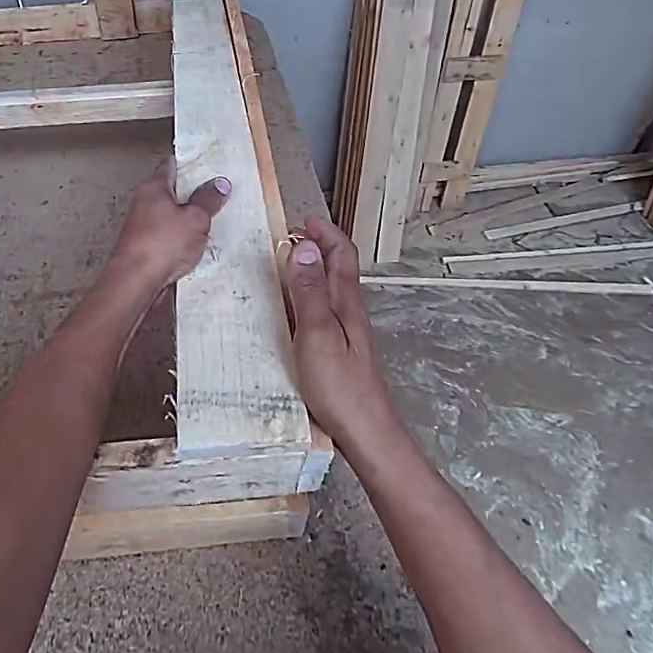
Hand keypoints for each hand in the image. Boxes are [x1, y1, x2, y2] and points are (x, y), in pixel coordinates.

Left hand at [111, 161, 230, 287]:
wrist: (136, 282)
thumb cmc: (162, 244)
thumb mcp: (195, 218)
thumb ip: (208, 200)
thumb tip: (220, 184)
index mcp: (153, 188)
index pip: (170, 165)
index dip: (188, 163)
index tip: (205, 164)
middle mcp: (144, 203)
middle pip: (170, 191)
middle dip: (192, 192)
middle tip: (216, 192)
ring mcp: (142, 226)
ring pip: (169, 215)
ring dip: (187, 218)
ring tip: (212, 219)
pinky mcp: (145, 247)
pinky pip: (168, 236)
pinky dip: (181, 237)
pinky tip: (196, 245)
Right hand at [284, 216, 402, 448]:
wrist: (366, 432)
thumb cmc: (341, 386)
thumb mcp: (318, 334)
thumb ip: (310, 291)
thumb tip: (304, 247)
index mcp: (347, 302)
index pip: (342, 254)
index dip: (326, 232)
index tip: (303, 220)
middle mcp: (350, 311)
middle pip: (338, 267)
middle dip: (318, 245)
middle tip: (289, 237)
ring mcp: (347, 331)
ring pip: (331, 287)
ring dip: (312, 268)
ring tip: (286, 265)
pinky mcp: (340, 350)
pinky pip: (324, 309)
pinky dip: (308, 295)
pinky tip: (293, 308)